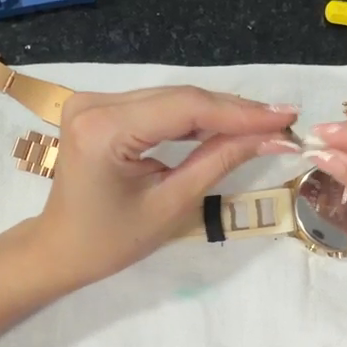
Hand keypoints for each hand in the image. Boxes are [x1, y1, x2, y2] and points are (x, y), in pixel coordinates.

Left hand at [32, 87, 297, 285]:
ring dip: (218, 112)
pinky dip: (193, 116)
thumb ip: (220, 161)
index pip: (186, 109)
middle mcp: (95, 104)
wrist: (60, 248)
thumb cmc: (111, 240)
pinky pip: (157, 105)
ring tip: (265, 122)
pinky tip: (227, 123)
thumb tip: (273, 137)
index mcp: (105, 130)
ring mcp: (94, 101)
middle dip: (234, 110)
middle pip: (180, 98)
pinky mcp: (99, 106)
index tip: (286, 117)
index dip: (240, 111)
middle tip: (283, 121)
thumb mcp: (171, 204)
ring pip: (172, 98)